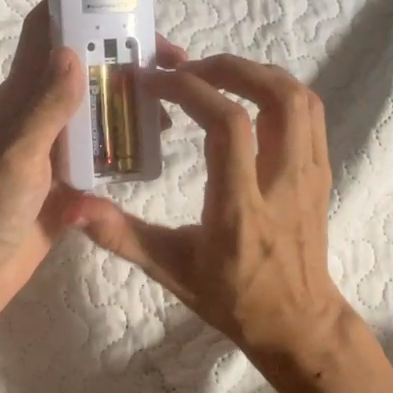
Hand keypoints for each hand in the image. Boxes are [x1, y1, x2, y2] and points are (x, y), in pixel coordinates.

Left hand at [0, 3, 187, 324]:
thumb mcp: (15, 158)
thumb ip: (44, 108)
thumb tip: (73, 50)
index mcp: (20, 96)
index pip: (44, 31)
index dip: (78, 8)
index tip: (126, 6)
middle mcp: (39, 112)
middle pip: (84, 65)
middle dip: (125, 54)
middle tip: (176, 64)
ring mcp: (54, 147)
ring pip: (98, 106)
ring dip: (132, 97)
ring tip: (176, 105)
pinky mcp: (68, 181)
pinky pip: (104, 150)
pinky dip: (129, 141)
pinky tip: (159, 149)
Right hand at [68, 55, 352, 356]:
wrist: (299, 324)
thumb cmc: (232, 298)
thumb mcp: (169, 270)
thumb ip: (121, 235)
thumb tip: (71, 204)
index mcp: (241, 209)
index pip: (229, 126)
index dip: (190, 90)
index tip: (155, 82)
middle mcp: (283, 183)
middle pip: (277, 98)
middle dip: (231, 68)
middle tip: (189, 67)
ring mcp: (310, 175)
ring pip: (301, 99)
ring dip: (257, 73)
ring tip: (217, 74)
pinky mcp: (321, 171)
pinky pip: (310, 112)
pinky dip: (277, 89)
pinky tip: (245, 94)